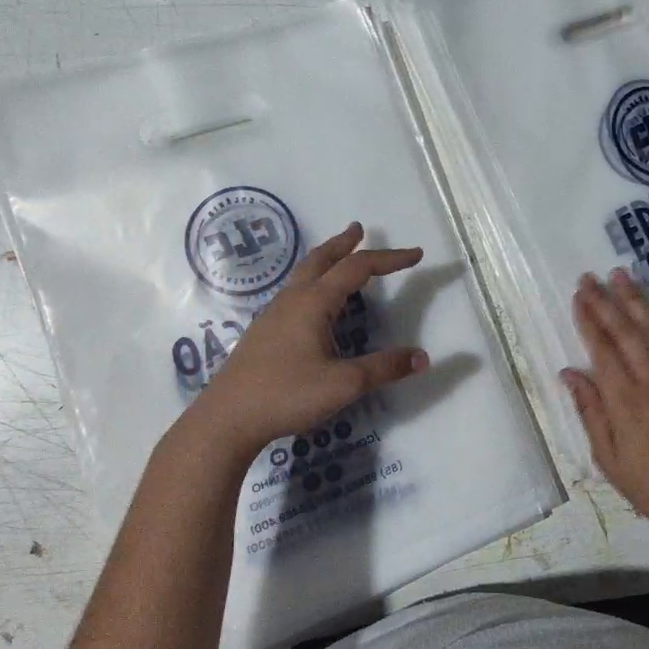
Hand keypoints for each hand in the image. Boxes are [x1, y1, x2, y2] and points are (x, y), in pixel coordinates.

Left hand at [193, 223, 429, 449]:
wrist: (226, 419)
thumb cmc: (286, 395)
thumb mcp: (344, 384)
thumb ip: (385, 368)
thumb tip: (423, 357)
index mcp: (313, 303)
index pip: (357, 268)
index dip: (389, 259)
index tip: (416, 255)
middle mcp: (292, 300)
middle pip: (321, 259)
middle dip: (344, 243)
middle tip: (359, 229)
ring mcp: (274, 315)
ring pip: (304, 275)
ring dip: (326, 261)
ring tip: (341, 260)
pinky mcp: (264, 333)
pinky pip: (295, 293)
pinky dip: (314, 283)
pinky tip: (316, 305)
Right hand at [562, 269, 648, 549]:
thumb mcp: (608, 457)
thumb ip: (590, 411)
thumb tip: (569, 373)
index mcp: (625, 400)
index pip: (602, 349)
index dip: (588, 320)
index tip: (577, 297)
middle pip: (626, 331)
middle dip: (605, 301)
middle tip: (590, 277)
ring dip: (636, 299)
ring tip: (621, 274)